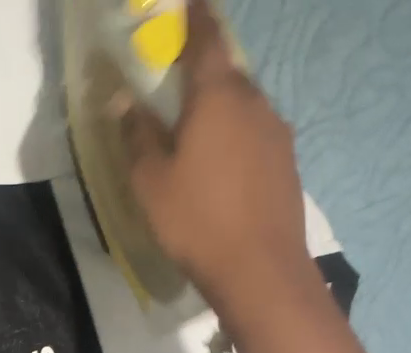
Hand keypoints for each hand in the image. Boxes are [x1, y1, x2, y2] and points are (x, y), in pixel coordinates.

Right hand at [122, 3, 317, 315]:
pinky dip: (236, 137)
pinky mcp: (287, 161)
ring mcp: (276, 131)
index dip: (196, 16)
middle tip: (179, 84)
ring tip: (197, 134)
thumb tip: (124, 99)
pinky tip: (221, 167)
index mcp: (216, 96)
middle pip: (227, 72)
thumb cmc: (195, 220)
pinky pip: (256, 134)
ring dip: (221, 109)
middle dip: (204, 70)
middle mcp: (254, 102)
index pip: (206, 39)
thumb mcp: (150, 181)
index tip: (189, 2)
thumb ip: (137, 135)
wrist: (258, 269)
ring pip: (244, 105)